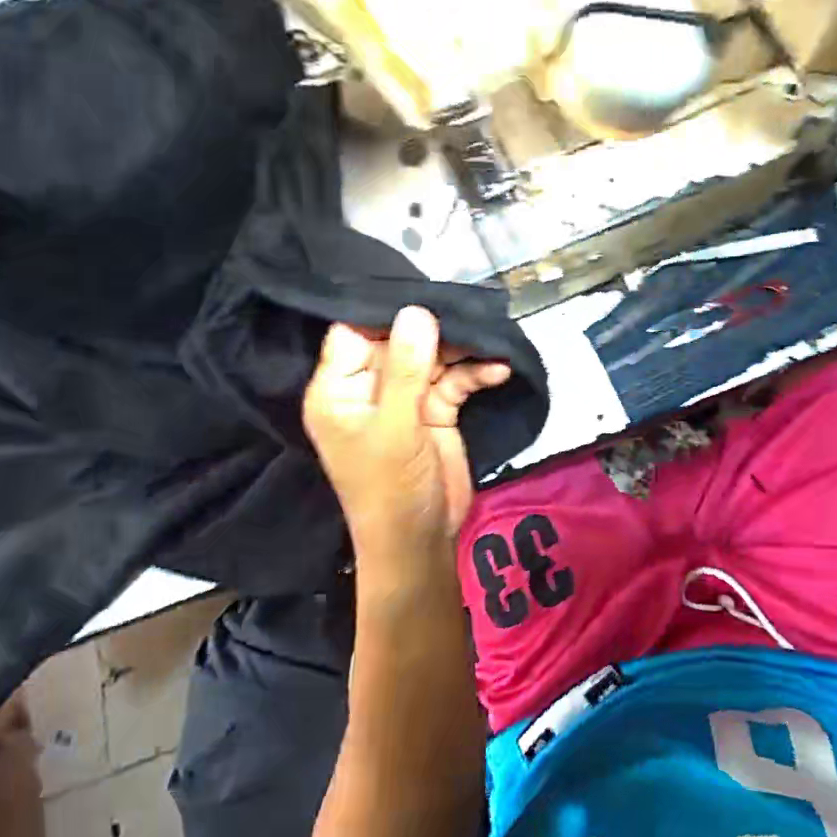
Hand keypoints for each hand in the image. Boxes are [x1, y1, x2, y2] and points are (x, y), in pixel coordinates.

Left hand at [303, 306, 512, 581]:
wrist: (420, 543)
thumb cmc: (390, 488)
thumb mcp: (395, 427)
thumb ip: (405, 369)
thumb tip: (416, 311)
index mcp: (338, 390)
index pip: (352, 334)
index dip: (382, 314)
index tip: (420, 293)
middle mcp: (367, 389)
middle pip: (396, 340)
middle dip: (431, 328)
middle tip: (466, 310)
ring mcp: (402, 399)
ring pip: (429, 357)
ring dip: (460, 349)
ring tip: (490, 339)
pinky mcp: (433, 411)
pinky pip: (453, 380)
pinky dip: (475, 373)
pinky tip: (498, 369)